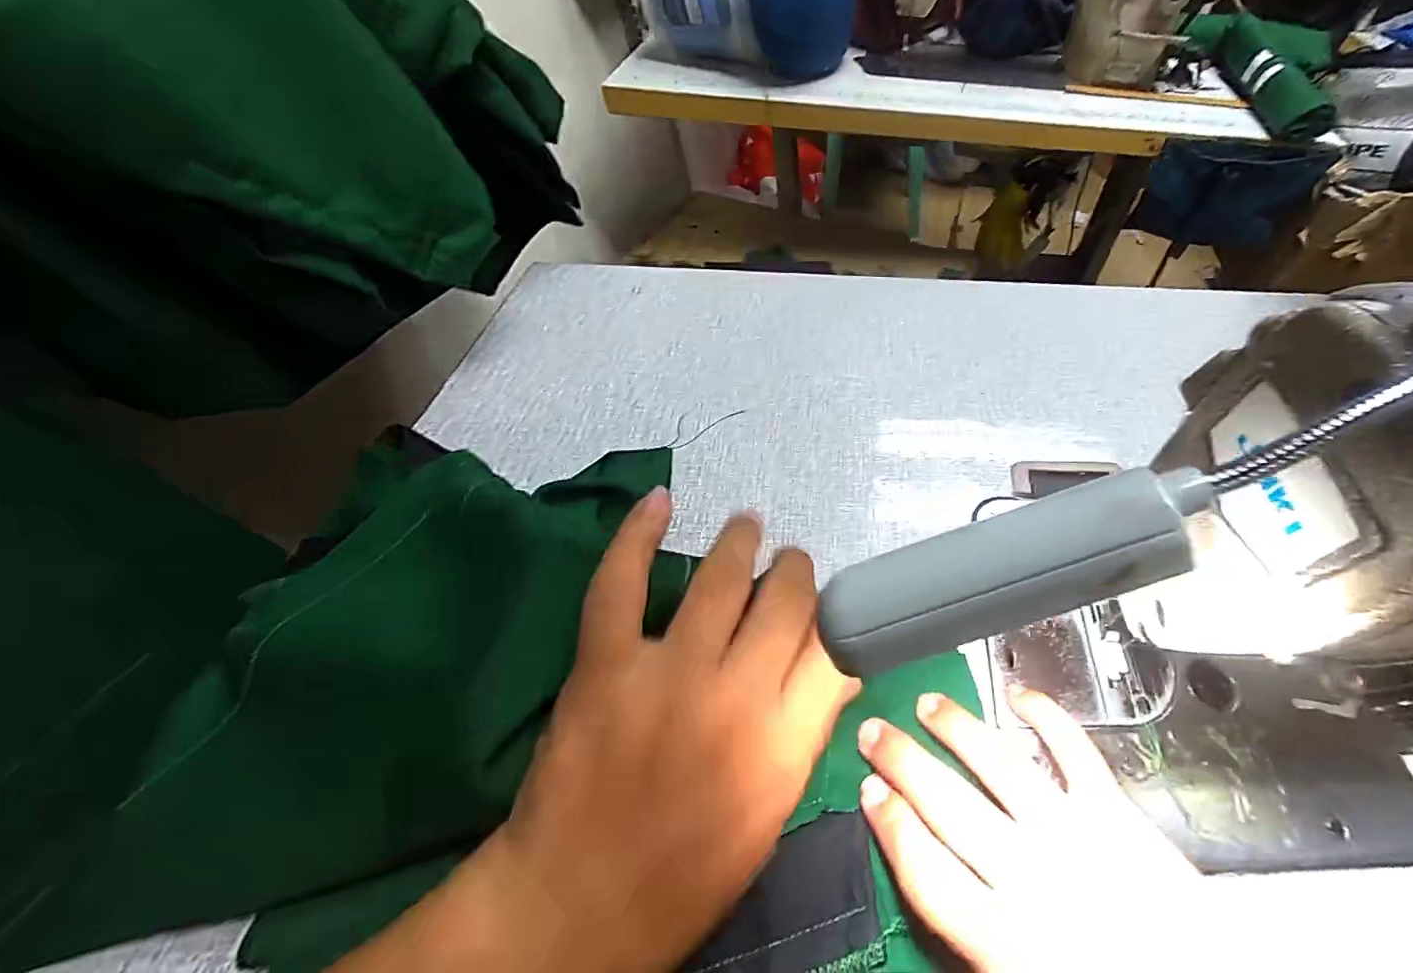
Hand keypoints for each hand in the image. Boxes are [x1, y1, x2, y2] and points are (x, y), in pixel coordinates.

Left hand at [334, 490, 859, 972]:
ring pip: (722, 579)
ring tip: (749, 526)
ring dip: (743, 541)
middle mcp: (736, 697)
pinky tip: (660, 501)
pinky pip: (619, 584)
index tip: (826, 606)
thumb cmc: (690, 873)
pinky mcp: (604, 667)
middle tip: (790, 568)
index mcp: (785, 741)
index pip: (834, 644)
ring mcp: (667, 675)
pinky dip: (637, 536)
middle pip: (788, 600)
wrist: (573, 911)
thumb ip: (810, 728)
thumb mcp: (776, 808)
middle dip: (796, 572)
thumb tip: (839, 663)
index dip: (834, 614)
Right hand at [857, 688, 1216, 971]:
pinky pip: (1072, 750)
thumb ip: (977, 938)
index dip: (893, 828)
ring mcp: (1072, 832)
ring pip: (1001, 767)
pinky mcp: (1112, 808)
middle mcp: (1031, 873)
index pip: (929, 873)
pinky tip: (1020, 695)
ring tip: (929, 704)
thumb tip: (938, 887)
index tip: (870, 793)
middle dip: (906, 765)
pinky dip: (1047, 716)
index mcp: (1005, 936)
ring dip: (960, 730)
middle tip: (876, 732)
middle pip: (951, 808)